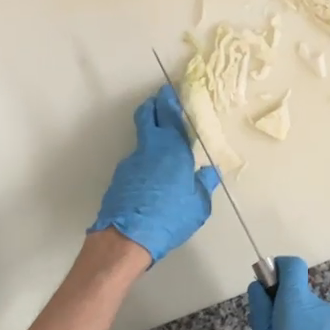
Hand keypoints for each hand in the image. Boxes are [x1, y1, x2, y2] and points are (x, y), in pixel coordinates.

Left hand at [88, 85, 220, 262]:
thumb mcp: (198, 204)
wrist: (127, 238)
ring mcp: (130, 162)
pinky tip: (153, 183)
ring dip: (153, 143)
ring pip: (143, 143)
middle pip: (147, 116)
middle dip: (154, 107)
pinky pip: (137, 164)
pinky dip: (145, 166)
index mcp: (171, 148)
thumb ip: (203, 184)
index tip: (171, 91)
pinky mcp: (120, 178)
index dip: (169, 99)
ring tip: (166, 160)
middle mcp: (149, 148)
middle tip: (163, 106)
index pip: (168, 112)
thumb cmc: (170, 217)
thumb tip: (208, 172)